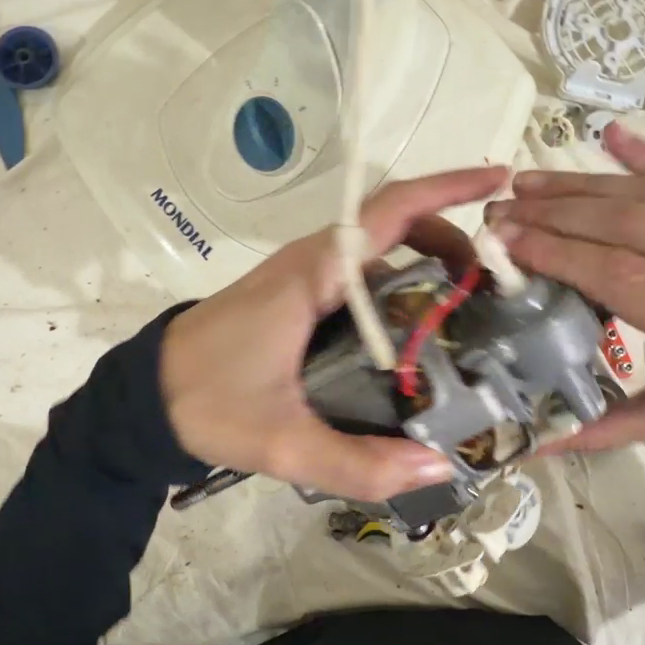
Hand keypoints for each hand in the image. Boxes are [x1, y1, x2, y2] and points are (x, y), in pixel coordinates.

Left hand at [161, 166, 508, 501]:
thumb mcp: (282, 443)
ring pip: (380, 252)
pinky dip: (401, 288)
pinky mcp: (299, 299)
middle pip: (395, 226)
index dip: (447, 189)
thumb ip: (356, 463)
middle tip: (495, 285)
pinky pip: (362, 279)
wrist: (146, 397)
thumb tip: (438, 464)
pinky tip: (421, 333)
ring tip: (472, 312)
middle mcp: (313, 264)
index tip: (498, 180)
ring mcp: (305, 279)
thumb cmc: (208, 403)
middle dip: (452, 241)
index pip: (389, 212)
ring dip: (429, 264)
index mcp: (313, 275)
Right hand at [487, 124, 644, 451]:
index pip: (632, 280)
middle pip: (641, 226)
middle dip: (562, 213)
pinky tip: (610, 138)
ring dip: (590, 183)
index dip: (566, 255)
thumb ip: (610, 427)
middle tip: (503, 210)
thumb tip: (530, 444)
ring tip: (530, 183)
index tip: (510, 242)